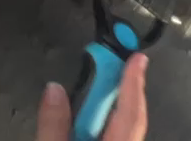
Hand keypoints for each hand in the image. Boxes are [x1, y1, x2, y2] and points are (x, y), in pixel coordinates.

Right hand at [34, 54, 148, 139]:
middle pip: (131, 119)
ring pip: (127, 129)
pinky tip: (97, 117)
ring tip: (106, 84)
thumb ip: (53, 125)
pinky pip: (119, 136)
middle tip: (118, 60)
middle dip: (125, 88)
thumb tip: (54, 89)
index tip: (137, 58)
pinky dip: (111, 120)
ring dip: (117, 105)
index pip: (128, 113)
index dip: (132, 83)